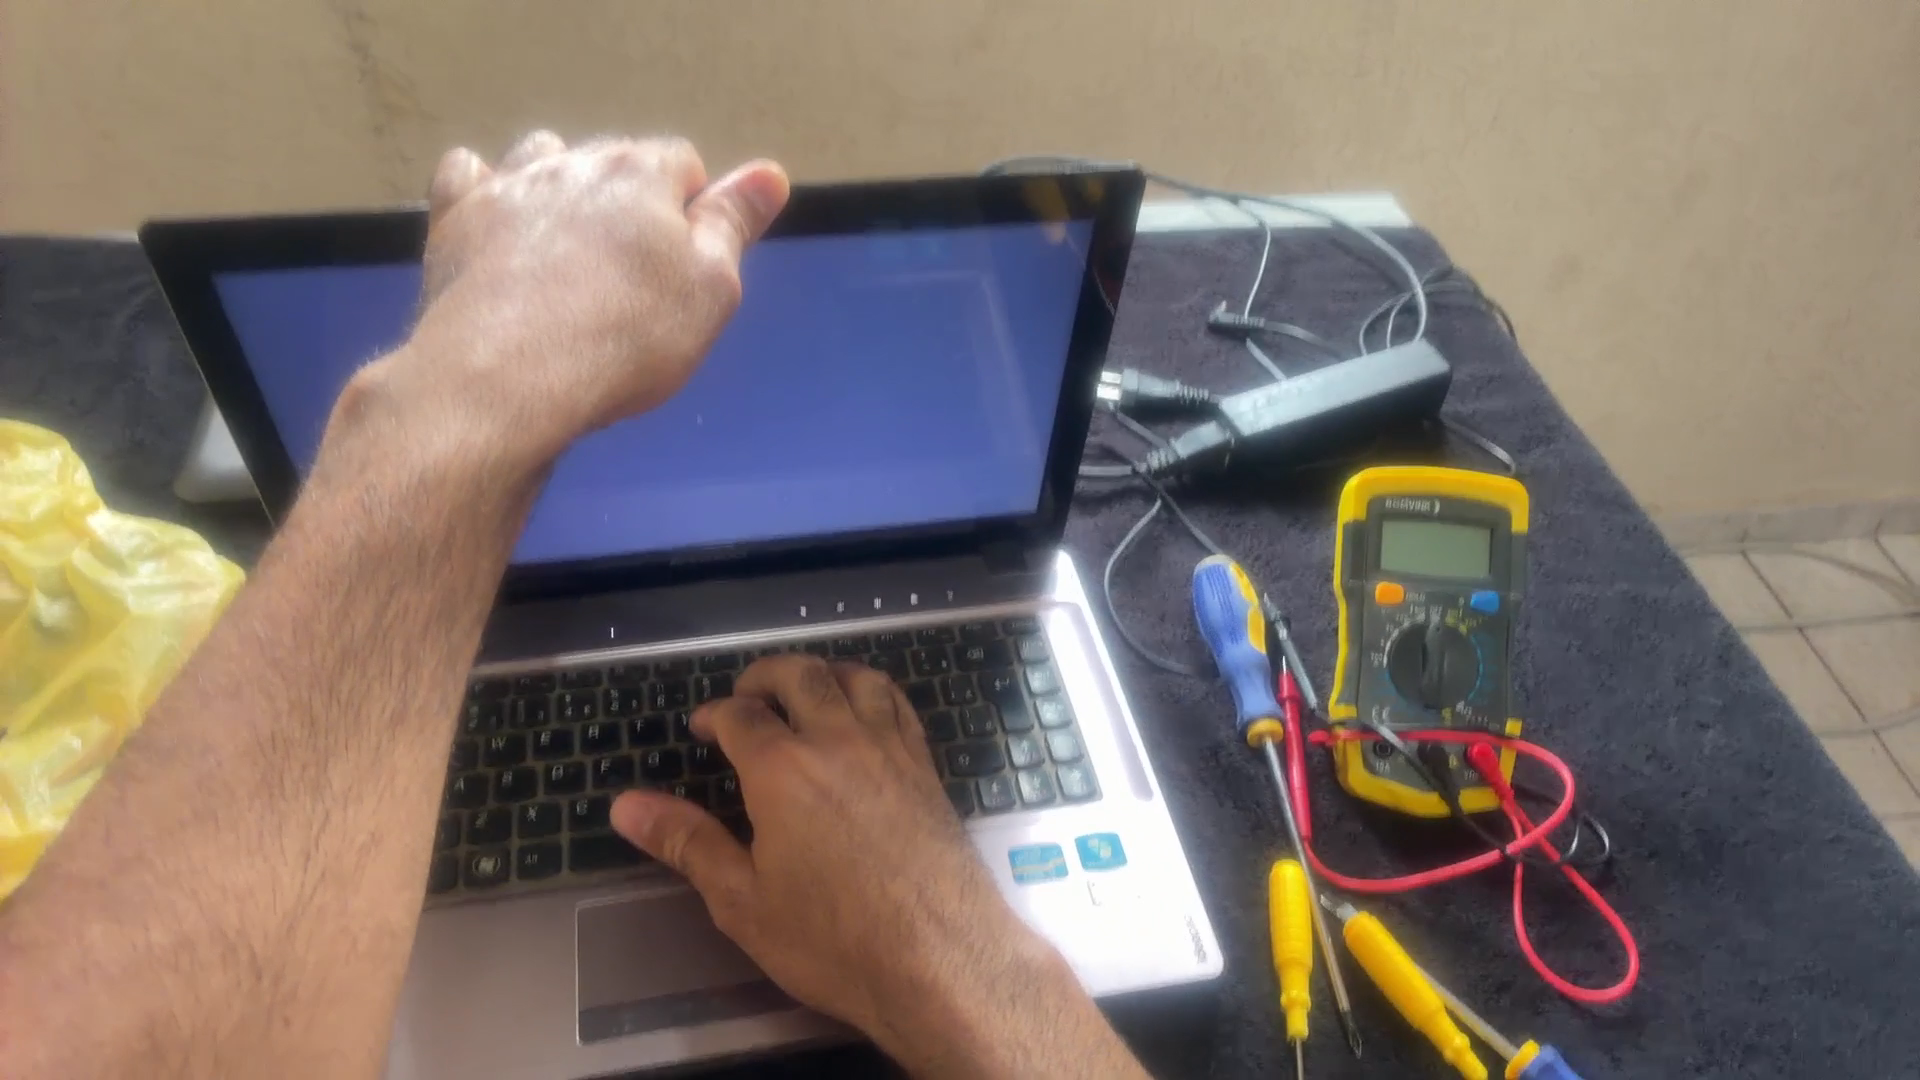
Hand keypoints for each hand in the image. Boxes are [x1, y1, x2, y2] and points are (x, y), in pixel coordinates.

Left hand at [351, 131, 789, 462]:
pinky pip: (471, 174)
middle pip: (617, 163)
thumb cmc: (633, 336)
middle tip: (639, 274)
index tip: (691, 263)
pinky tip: (501, 225)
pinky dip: (491, 190)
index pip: (683, 163)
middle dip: (635, 204)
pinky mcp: (455, 218)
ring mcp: (508, 185)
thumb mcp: (711, 290)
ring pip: (546, 157)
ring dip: (565, 187)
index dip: (694, 210)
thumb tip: (770, 173)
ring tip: (573, 248)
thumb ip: (735, 226)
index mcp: (643, 176)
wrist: (512, 375)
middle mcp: (574, 162)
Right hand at [608, 656, 1080, 1066]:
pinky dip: (873, 690)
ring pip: (856, 676)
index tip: (703, 725)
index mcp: (783, 768)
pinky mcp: (923, 761)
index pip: (740, 716)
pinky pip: (898, 702)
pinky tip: (866, 709)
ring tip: (805, 689)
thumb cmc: (831, 936)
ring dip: (823, 671)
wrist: (938, 952)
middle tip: (747, 693)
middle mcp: (837, 738)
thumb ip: (686, 841)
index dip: (714, 713)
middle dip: (765, 674)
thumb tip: (626, 804)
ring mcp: (888, 744)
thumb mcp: (742, 899)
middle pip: (800, 674)